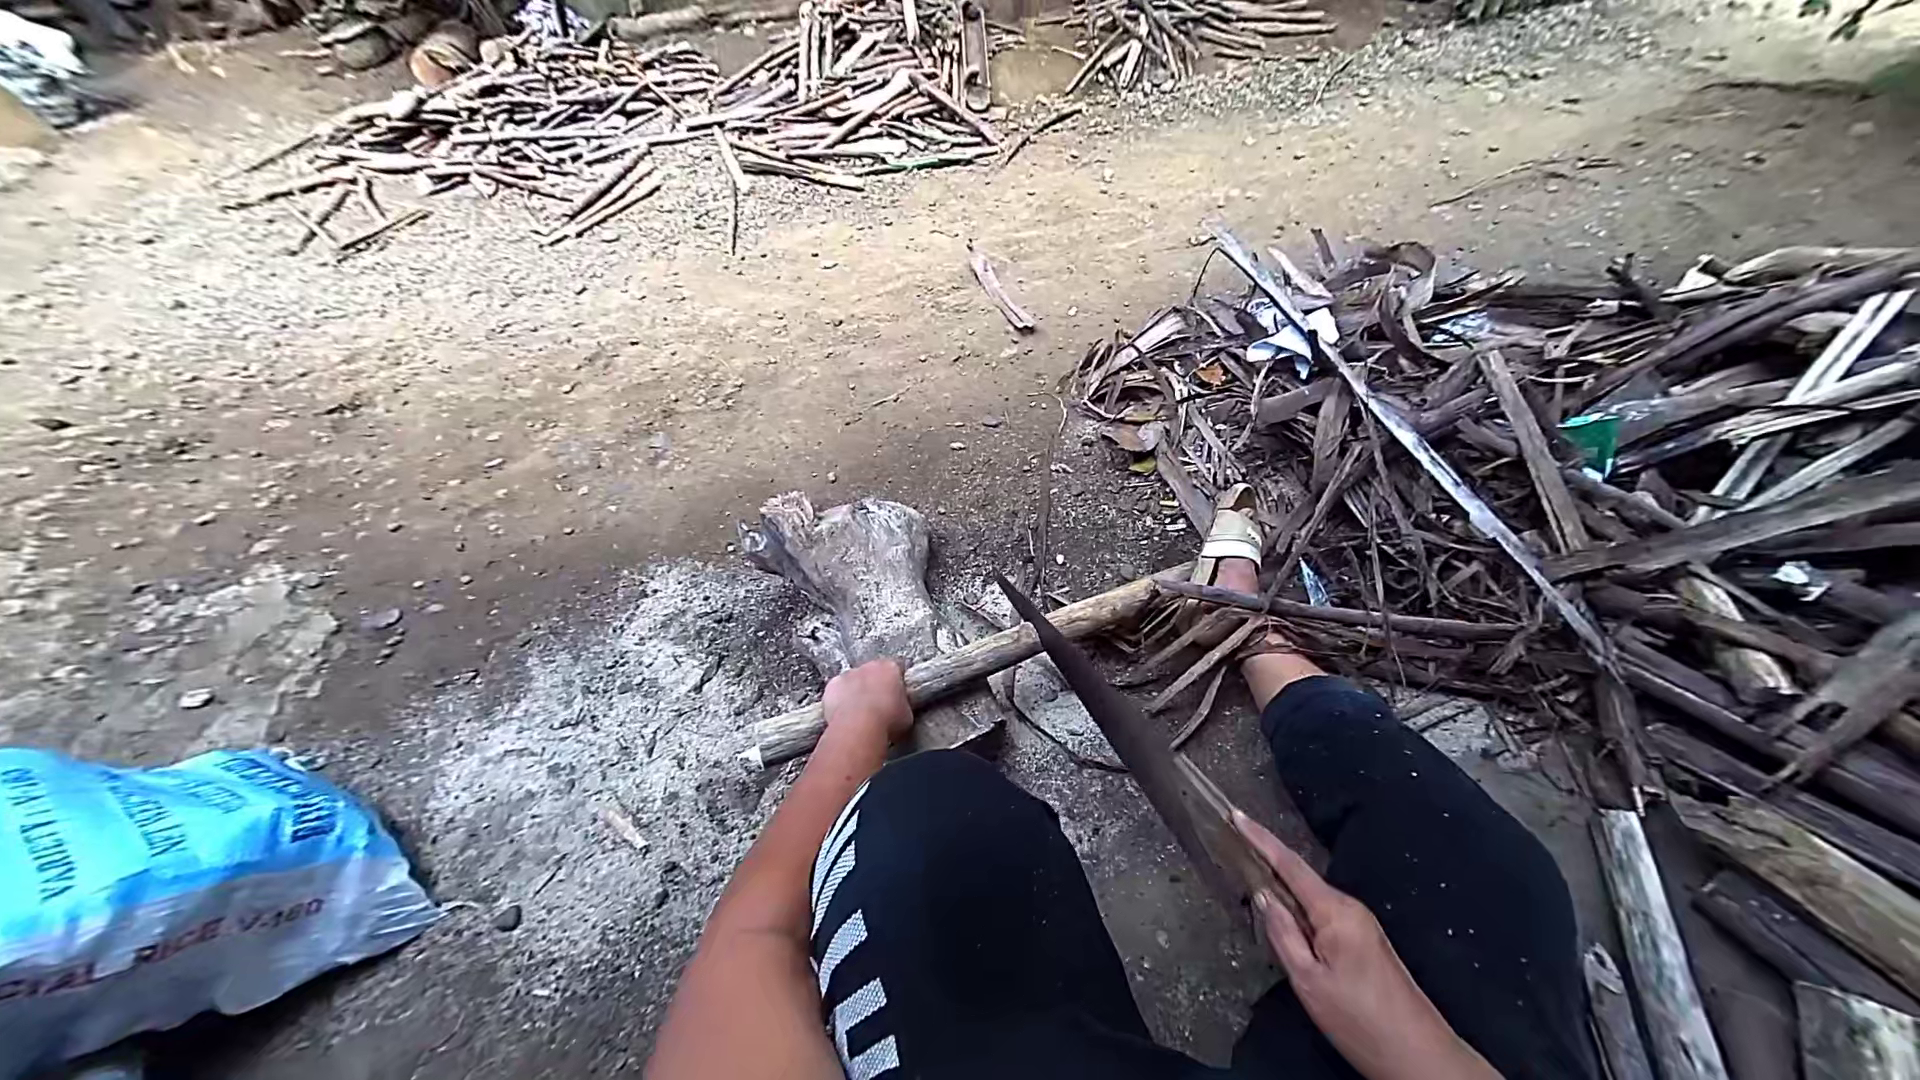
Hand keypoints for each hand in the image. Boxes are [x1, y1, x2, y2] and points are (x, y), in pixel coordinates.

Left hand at [822, 658, 912, 744]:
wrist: (858, 727)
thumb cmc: (886, 720)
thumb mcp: (907, 715)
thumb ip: (903, 705)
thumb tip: (900, 709)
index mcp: (891, 668)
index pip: (896, 670)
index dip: (896, 684)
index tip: (895, 696)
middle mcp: (869, 666)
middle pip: (872, 672)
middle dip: (874, 685)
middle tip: (876, 705)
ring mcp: (848, 674)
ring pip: (853, 681)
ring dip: (855, 692)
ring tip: (858, 713)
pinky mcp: (832, 686)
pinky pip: (836, 692)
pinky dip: (839, 701)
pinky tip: (843, 715)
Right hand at [1233, 810, 1499, 1079]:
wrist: (1425, 1062)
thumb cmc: (1362, 1022)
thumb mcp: (1309, 981)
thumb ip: (1283, 932)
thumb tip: (1263, 895)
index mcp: (1335, 911)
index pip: (1289, 864)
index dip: (1260, 837)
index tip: (1236, 814)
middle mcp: (1350, 908)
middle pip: (1299, 877)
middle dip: (1268, 864)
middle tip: (1234, 852)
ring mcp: (1361, 923)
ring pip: (1310, 898)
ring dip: (1283, 891)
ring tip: (1253, 889)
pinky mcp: (1365, 941)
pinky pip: (1322, 913)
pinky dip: (1299, 909)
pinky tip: (1286, 922)